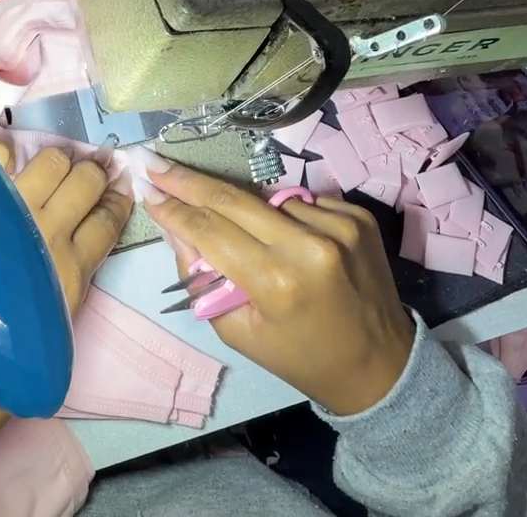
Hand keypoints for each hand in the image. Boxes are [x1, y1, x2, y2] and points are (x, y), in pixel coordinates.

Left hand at [0, 142, 133, 314]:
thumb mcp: (50, 315)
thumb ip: (67, 274)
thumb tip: (78, 234)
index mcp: (70, 270)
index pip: (107, 221)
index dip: (117, 199)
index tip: (119, 185)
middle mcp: (48, 234)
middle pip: (86, 181)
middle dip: (92, 172)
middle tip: (89, 169)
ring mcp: (12, 209)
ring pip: (53, 161)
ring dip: (58, 160)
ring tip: (55, 163)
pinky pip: (1, 154)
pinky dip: (5, 152)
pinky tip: (8, 160)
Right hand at [144, 158, 414, 414]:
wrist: (380, 365)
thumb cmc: (299, 356)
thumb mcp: (238, 331)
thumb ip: (202, 276)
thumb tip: (175, 224)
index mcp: (277, 282)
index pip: (210, 230)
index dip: (173, 207)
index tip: (145, 186)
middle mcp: (309, 244)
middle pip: (232, 198)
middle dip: (188, 180)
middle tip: (155, 162)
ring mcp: (338, 224)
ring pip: (265, 198)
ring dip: (245, 209)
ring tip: (252, 240)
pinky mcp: (356, 215)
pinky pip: (299, 201)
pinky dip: (283, 214)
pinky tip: (290, 241)